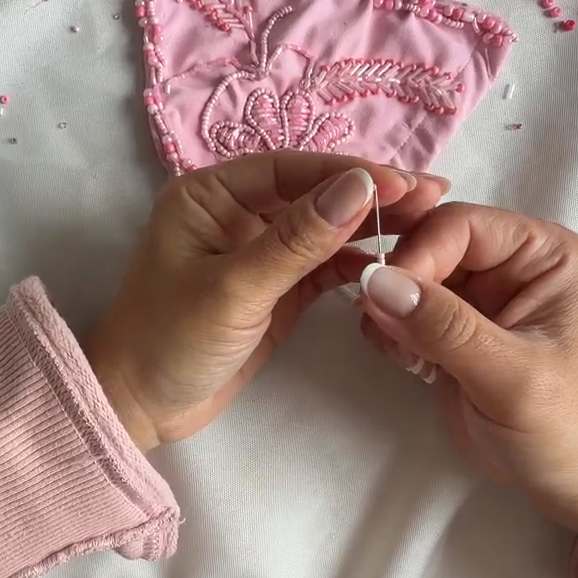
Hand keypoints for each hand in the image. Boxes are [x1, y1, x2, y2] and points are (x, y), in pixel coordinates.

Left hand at [87, 153, 446, 450]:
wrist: (143, 407)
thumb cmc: (169, 339)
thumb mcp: (234, 288)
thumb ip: (297, 240)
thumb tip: (360, 186)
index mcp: (210, 196)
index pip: (289, 170)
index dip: (347, 173)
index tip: (403, 183)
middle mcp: (235, 214)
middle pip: (312, 194)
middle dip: (369, 194)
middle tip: (434, 195)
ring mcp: (258, 252)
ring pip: (322, 229)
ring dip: (370, 227)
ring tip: (428, 223)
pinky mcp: (276, 289)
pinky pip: (322, 266)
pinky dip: (355, 264)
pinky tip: (392, 263)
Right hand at [345, 203, 577, 566]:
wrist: (566, 481)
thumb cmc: (560, 428)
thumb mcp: (509, 377)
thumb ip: (445, 328)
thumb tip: (375, 281)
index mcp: (541, 254)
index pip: (458, 225)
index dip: (416, 255)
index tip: (386, 302)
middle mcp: (506, 262)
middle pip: (423, 244)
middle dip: (398, 287)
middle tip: (396, 337)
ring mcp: (473, 293)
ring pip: (401, 275)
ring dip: (389, 314)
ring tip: (411, 357)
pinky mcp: (444, 324)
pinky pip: (395, 306)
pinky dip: (388, 332)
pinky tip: (412, 365)